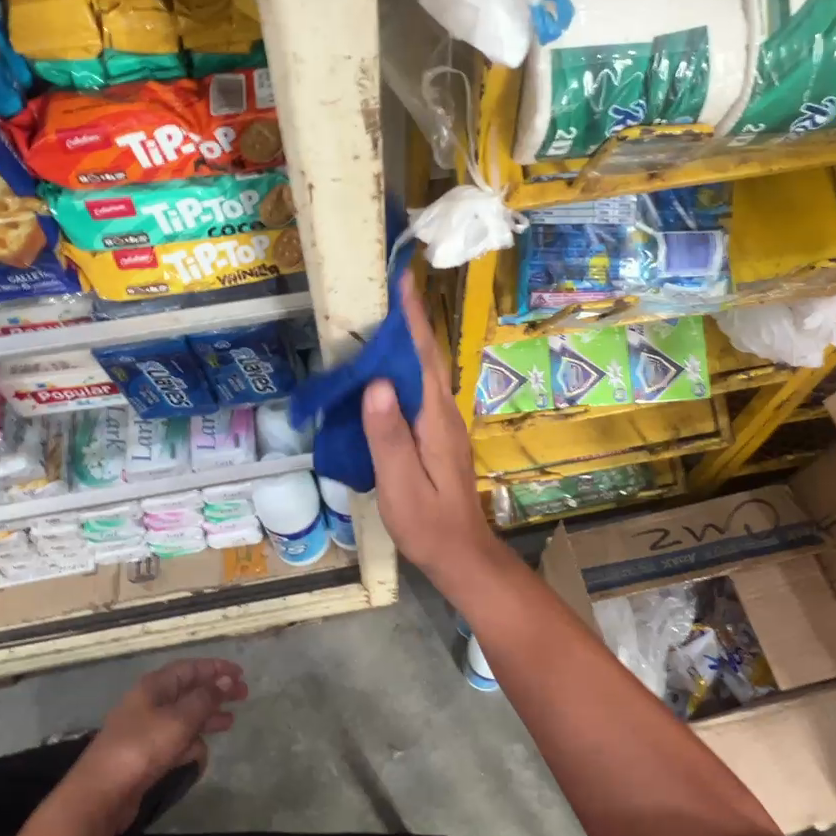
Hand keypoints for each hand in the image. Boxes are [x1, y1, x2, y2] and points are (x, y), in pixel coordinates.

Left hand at [67, 658, 247, 833]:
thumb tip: (226, 680)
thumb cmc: (141, 747)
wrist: (100, 795)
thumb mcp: (179, 719)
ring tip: (229, 723)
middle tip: (243, 696)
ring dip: (206, 718)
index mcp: (154, 687)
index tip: (240, 674)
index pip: (190, 668)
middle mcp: (149, 703)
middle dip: (215, 693)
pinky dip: (189, 745)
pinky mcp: (144, 756)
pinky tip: (200, 755)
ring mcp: (145, 730)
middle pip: (188, 691)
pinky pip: (174, 742)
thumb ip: (206, 698)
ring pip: (183, 717)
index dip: (216, 668)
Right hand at [362, 273, 499, 575]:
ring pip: (423, 373)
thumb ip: (388, 435)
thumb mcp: (401, 483)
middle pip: (425, 358)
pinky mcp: (435, 436)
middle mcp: (443, 413)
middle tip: (385, 289)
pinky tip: (381, 372)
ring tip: (379, 319)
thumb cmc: (428, 523)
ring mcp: (442, 425)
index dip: (412, 319)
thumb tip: (376, 383)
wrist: (460, 554)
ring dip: (405, 343)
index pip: (424, 357)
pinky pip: (417, 392)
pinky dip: (401, 371)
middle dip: (408, 321)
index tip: (404, 281)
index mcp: (435, 419)